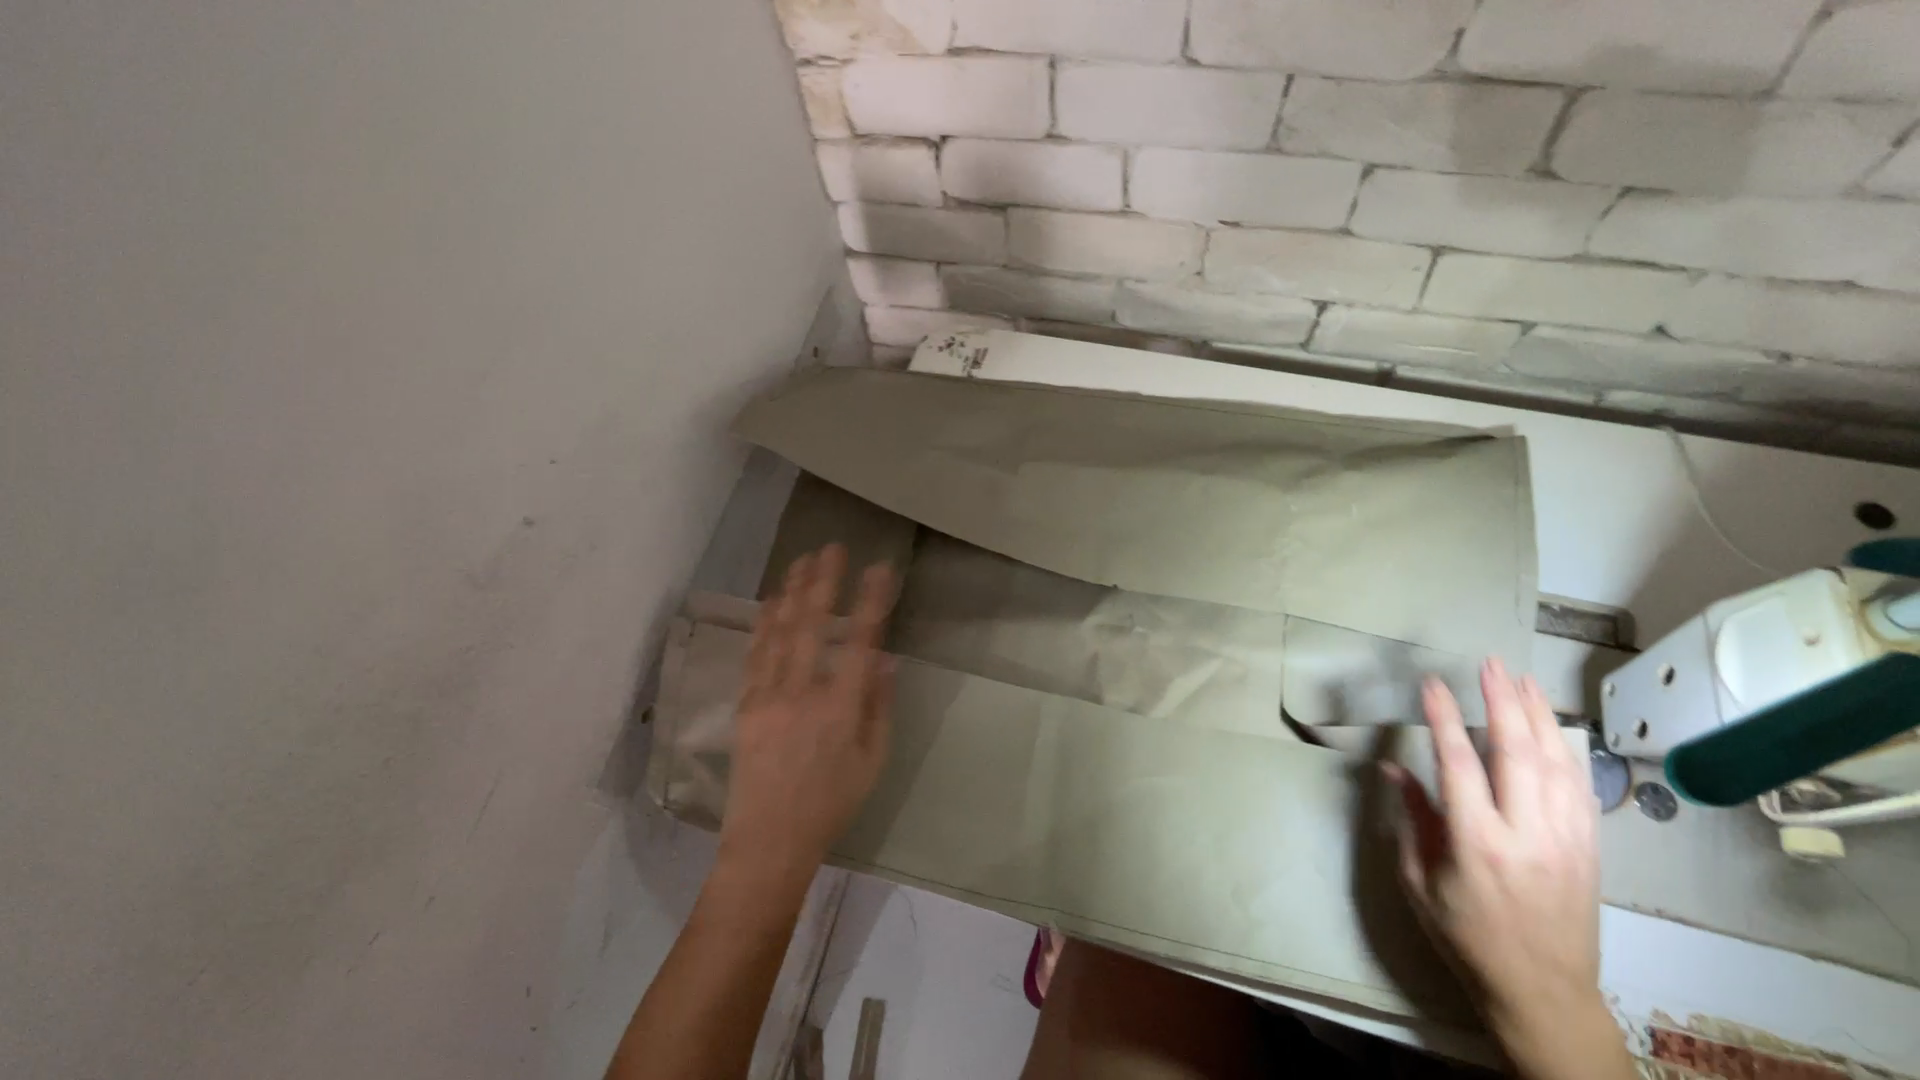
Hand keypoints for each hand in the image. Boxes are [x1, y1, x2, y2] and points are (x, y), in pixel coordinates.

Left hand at [721, 544, 897, 874]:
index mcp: (841, 709)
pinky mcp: (746, 705)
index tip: (879, 568)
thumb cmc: (832, 804)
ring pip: (781, 632)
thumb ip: (879, 707)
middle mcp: (803, 693)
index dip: (871, 602)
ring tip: (802, 560)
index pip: (860, 642)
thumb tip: (886, 660)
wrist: (769, 840)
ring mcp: (769, 696)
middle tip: (831, 547)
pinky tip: (772, 602)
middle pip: (814, 625)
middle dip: (824, 582)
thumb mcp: (873, 761)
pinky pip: (757, 654)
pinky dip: (766, 623)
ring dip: (793, 593)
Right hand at [1386, 660, 1623, 1076]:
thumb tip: (1393, 768)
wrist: (1542, 990)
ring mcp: (1566, 839)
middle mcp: (1526, 834)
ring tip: (1522, 679)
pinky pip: (1579, 786)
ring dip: (1538, 715)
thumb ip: (1411, 820)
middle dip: (1501, 701)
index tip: (1432, 684)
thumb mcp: (1418, 883)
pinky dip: (1565, 749)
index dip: (1444, 718)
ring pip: (1556, 762)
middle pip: (1517, 752)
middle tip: (1489, 664)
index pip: (1459, 764)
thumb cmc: (1464, 937)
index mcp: (1476, 844)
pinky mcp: (1589, 847)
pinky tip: (1553, 727)